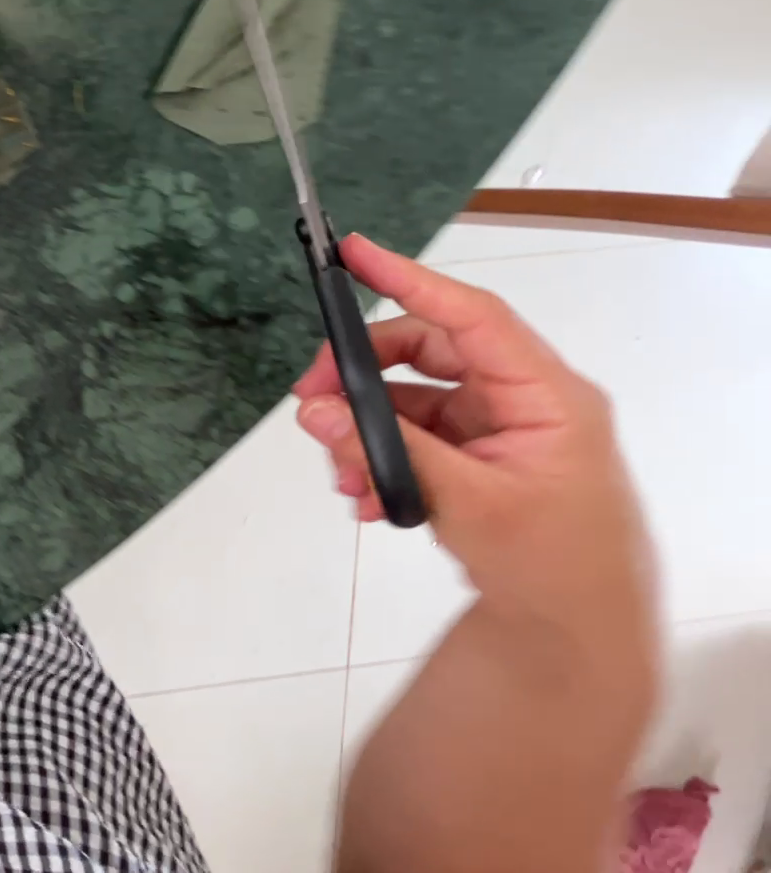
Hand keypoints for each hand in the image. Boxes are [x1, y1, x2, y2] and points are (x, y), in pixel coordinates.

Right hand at [292, 235, 655, 638]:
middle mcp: (518, 398)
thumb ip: (383, 448)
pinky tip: (365, 496)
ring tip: (342, 477)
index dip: (410, 280)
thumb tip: (312, 408)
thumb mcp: (463, 499)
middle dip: (358, 376)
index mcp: (544, 395)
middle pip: (422, 354)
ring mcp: (491, 426)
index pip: (471, 316)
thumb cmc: (548, 560)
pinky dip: (374, 457)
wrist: (571, 628)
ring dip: (361, 430)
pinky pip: (406, 434)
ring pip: (404, 397)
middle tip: (310, 403)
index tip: (353, 253)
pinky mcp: (470, 452)